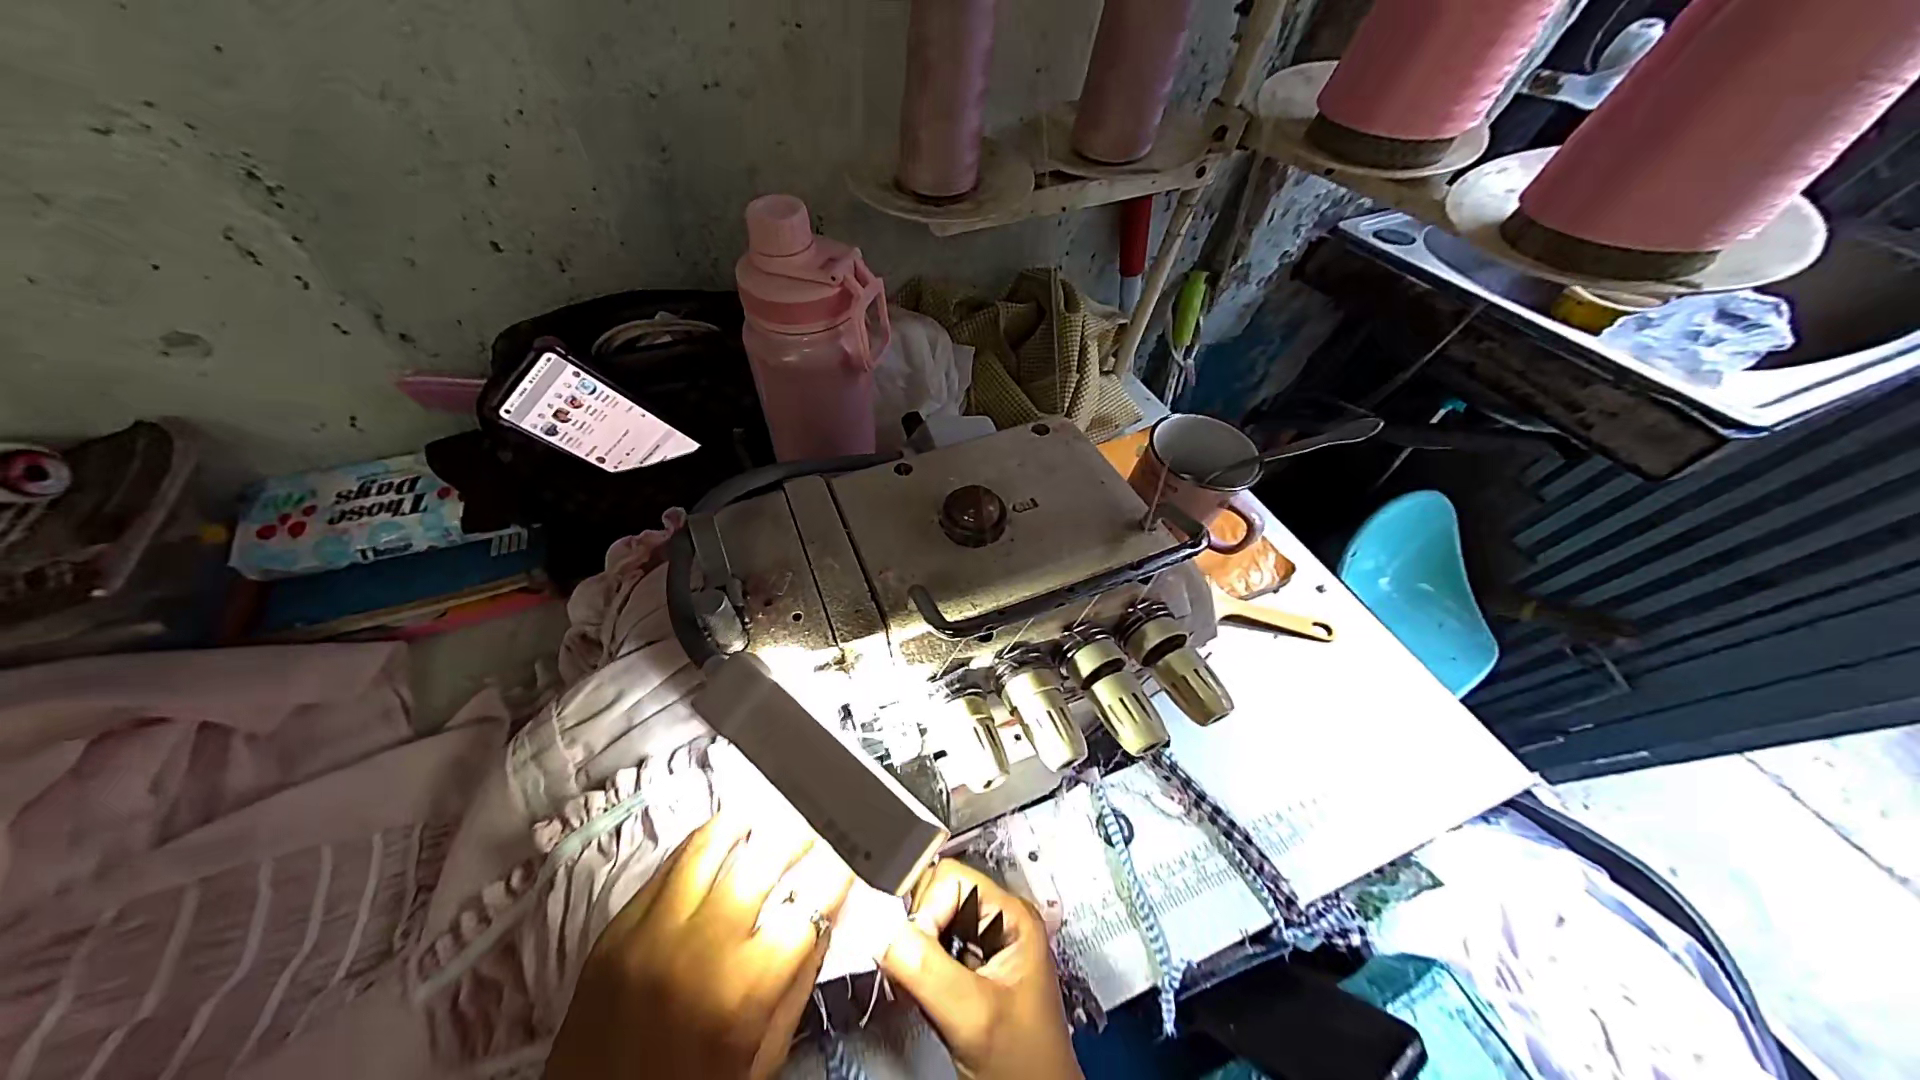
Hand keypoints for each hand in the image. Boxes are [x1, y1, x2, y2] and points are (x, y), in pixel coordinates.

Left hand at [546, 814, 854, 1079]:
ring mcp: (650, 931)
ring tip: (772, 817)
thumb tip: (826, 914)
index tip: (847, 867)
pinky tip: (725, 835)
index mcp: (742, 990)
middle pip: (763, 860)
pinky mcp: (617, 926)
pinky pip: (669, 864)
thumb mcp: (763, 1054)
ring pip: (710, 845)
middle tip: (816, 836)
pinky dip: (704, 842)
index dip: (836, 877)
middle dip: (801, 839)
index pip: (808, 904)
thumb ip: (799, 979)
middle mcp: (698, 949)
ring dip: (750, 824)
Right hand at [879, 860, 1081, 1079]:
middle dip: (914, 933)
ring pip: (925, 922)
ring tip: (920, 989)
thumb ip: (928, 969)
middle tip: (913, 974)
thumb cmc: (1030, 1067)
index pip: (950, 879)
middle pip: (933, 895)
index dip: (924, 913)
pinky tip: (921, 995)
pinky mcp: (964, 968)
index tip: (913, 953)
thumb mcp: (975, 1015)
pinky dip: (913, 970)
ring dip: (911, 954)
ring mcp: (980, 945)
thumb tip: (884, 930)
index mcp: (1012, 916)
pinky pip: (924, 948)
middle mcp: (996, 921)